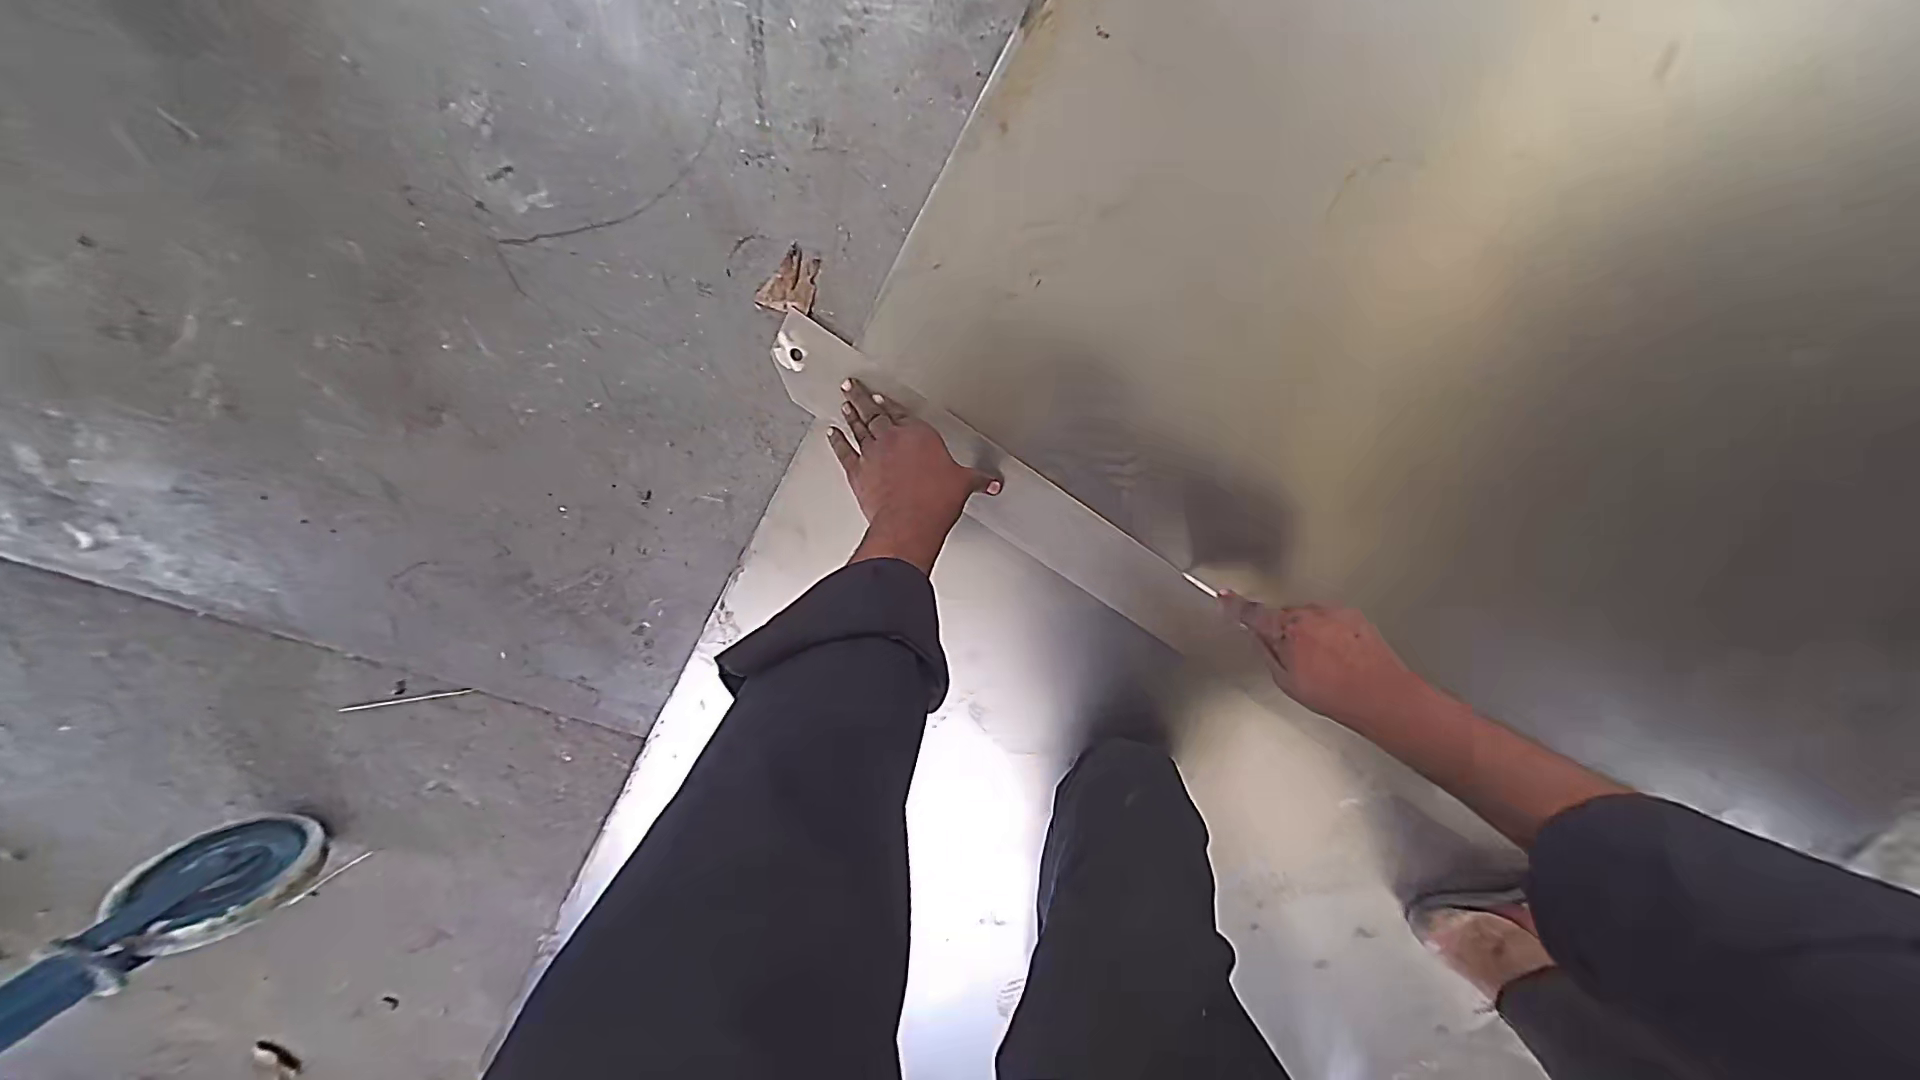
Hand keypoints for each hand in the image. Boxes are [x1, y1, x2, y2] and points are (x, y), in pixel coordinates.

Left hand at [829, 378, 999, 572]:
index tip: (882, 397)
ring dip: (850, 413)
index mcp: (919, 435)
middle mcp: (892, 439)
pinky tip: (832, 434)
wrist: (909, 523)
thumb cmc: (934, 502)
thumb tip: (990, 482)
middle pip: (875, 413)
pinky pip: (844, 452)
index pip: (902, 413)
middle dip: (863, 398)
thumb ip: (977, 479)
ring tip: (844, 402)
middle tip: (853, 385)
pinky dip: (837, 442)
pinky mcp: (858, 472)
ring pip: (858, 427)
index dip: (891, 404)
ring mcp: (872, 454)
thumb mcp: (963, 485)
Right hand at [1222, 597, 1428, 723]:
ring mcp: (1332, 613)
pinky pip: (1330, 618)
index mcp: (1285, 631)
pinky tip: (1340, 655)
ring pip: (1307, 616)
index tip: (1225, 598)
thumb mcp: (1286, 681)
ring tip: (1324, 662)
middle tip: (1295, 658)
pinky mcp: (1353, 615)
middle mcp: (1308, 616)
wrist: (1382, 695)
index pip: (1253, 613)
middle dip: (1283, 631)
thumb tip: (1257, 638)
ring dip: (1309, 632)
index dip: (1235, 606)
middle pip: (1282, 616)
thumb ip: (1266, 653)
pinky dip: (1330, 631)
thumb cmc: (1336, 694)